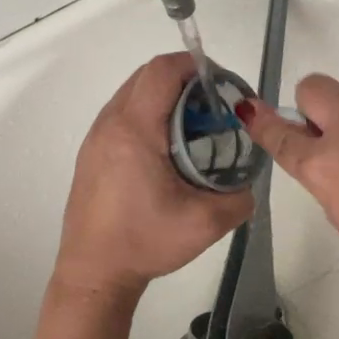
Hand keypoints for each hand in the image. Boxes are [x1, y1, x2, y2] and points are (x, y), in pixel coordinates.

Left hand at [53, 53, 253, 299]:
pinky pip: (122, 115)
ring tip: (194, 128)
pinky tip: (167, 150)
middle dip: (185, 81)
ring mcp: (95, 137)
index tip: (222, 87)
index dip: (196, 67)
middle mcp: (110, 124)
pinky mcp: (91, 153)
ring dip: (165, 98)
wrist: (94, 272)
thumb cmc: (145, 242)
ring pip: (132, 94)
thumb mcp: (205, 223)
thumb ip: (239, 197)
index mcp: (134, 130)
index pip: (163, 71)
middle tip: (214, 108)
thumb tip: (247, 182)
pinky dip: (148, 116)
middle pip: (147, 76)